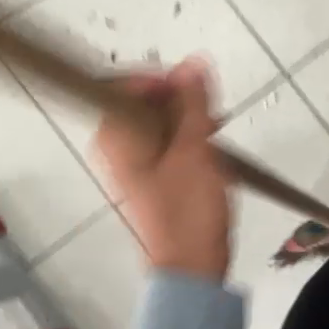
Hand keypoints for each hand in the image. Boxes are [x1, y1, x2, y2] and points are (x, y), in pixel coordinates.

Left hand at [94, 58, 232, 280]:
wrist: (191, 266)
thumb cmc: (189, 208)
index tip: (196, 88)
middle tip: (210, 110)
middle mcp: (113, 144)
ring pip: (156, 120)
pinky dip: (186, 136)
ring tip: (216, 128)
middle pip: (141, 100)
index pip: (124, 82)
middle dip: (179, 98)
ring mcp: (129, 161)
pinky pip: (163, 140)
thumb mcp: (196, 148)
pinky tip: (210, 145)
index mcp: (113, 135)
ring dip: (187, 117)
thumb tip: (193, 62)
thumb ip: (194, 102)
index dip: (162, 78)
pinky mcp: (148, 176)